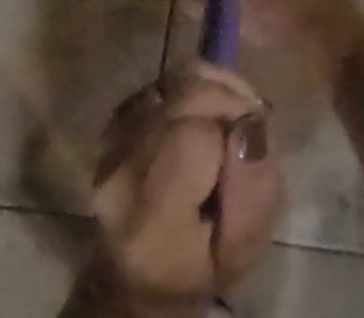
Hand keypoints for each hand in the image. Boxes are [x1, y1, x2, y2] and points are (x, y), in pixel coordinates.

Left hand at [90, 64, 280, 309]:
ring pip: (168, 83)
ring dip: (209, 87)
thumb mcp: (240, 254)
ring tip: (231, 111)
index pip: (192, 135)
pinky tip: (204, 110)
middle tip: (248, 120)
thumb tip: (249, 128)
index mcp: (151, 218)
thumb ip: (252, 197)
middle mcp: (120, 173)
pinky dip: (187, 87)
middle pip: (179, 97)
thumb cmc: (195, 271)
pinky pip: (156, 86)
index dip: (232, 122)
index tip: (254, 139)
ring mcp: (109, 146)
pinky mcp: (111, 130)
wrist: (134, 280)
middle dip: (225, 96)